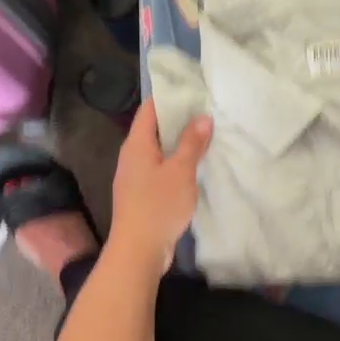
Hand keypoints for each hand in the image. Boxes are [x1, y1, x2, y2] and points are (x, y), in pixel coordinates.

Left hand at [108, 100, 211, 269]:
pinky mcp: (142, 194)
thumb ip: (192, 143)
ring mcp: (135, 176)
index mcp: (137, 145)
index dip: (170, 97)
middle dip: (179, 119)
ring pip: (158, 150)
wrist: (138, 250)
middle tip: (207, 111)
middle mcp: (132, 156)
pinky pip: (160, 168)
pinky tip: (195, 166)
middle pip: (154, 129)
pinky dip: (176, 162)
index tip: (194, 90)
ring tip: (207, 135)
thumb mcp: (181, 171)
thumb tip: (202, 117)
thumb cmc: (158, 205)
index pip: (150, 109)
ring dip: (179, 143)